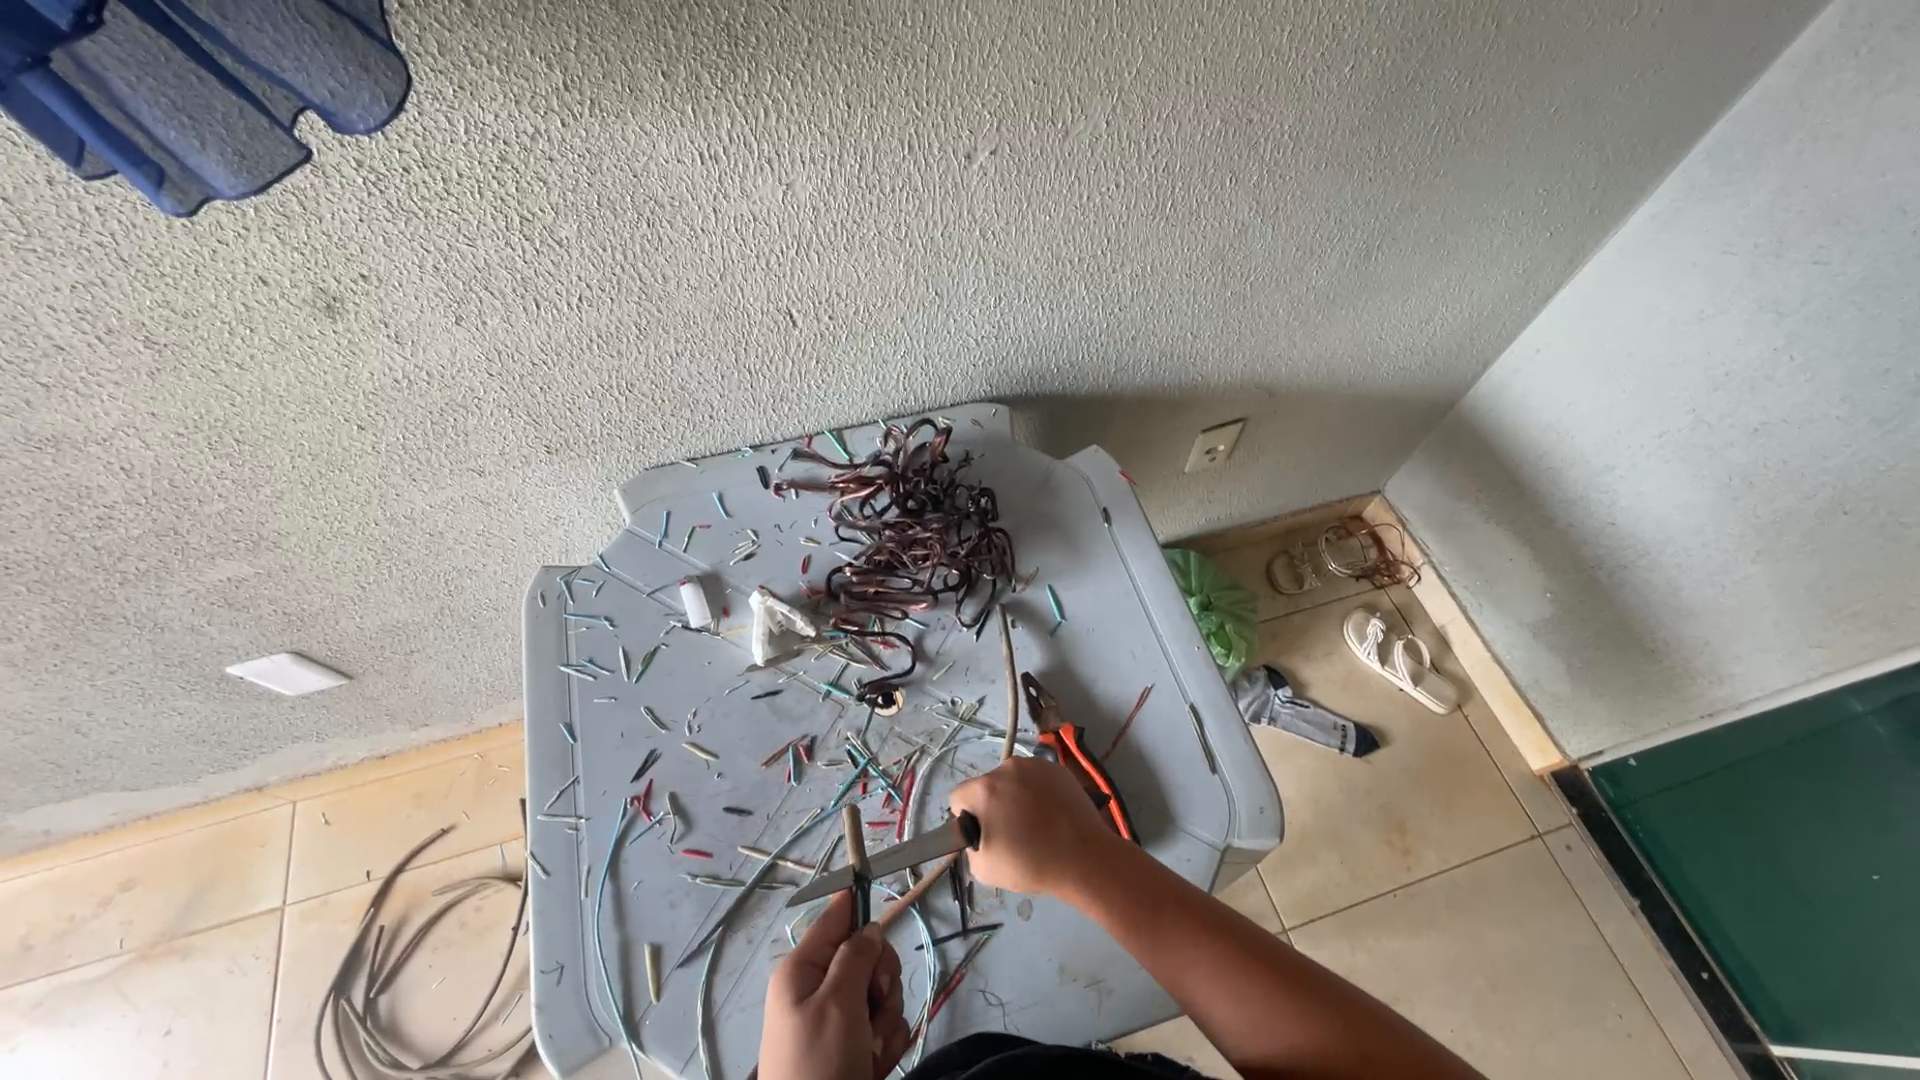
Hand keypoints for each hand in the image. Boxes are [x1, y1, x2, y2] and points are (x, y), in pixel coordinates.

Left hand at [759, 891, 908, 1079]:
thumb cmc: (818, 1064)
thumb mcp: (836, 1004)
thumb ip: (856, 957)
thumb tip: (868, 926)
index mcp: (802, 969)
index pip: (835, 918)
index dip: (858, 905)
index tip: (880, 887)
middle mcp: (819, 987)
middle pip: (869, 956)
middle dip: (882, 981)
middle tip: (874, 1003)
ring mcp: (839, 1018)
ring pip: (884, 993)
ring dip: (885, 1020)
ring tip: (868, 1049)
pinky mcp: (855, 1046)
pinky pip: (885, 1026)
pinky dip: (885, 1044)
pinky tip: (873, 1065)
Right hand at [947, 756, 1130, 898]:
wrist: (1085, 857)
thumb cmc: (1032, 863)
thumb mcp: (983, 870)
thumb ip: (970, 848)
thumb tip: (980, 836)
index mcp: (984, 789)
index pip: (958, 798)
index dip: (967, 819)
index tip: (986, 835)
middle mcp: (1007, 768)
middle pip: (986, 786)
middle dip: (993, 806)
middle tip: (1013, 832)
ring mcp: (1035, 765)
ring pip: (1012, 780)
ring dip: (1015, 796)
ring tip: (1036, 822)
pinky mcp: (1058, 768)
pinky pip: (1036, 778)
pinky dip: (1038, 791)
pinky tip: (1052, 813)